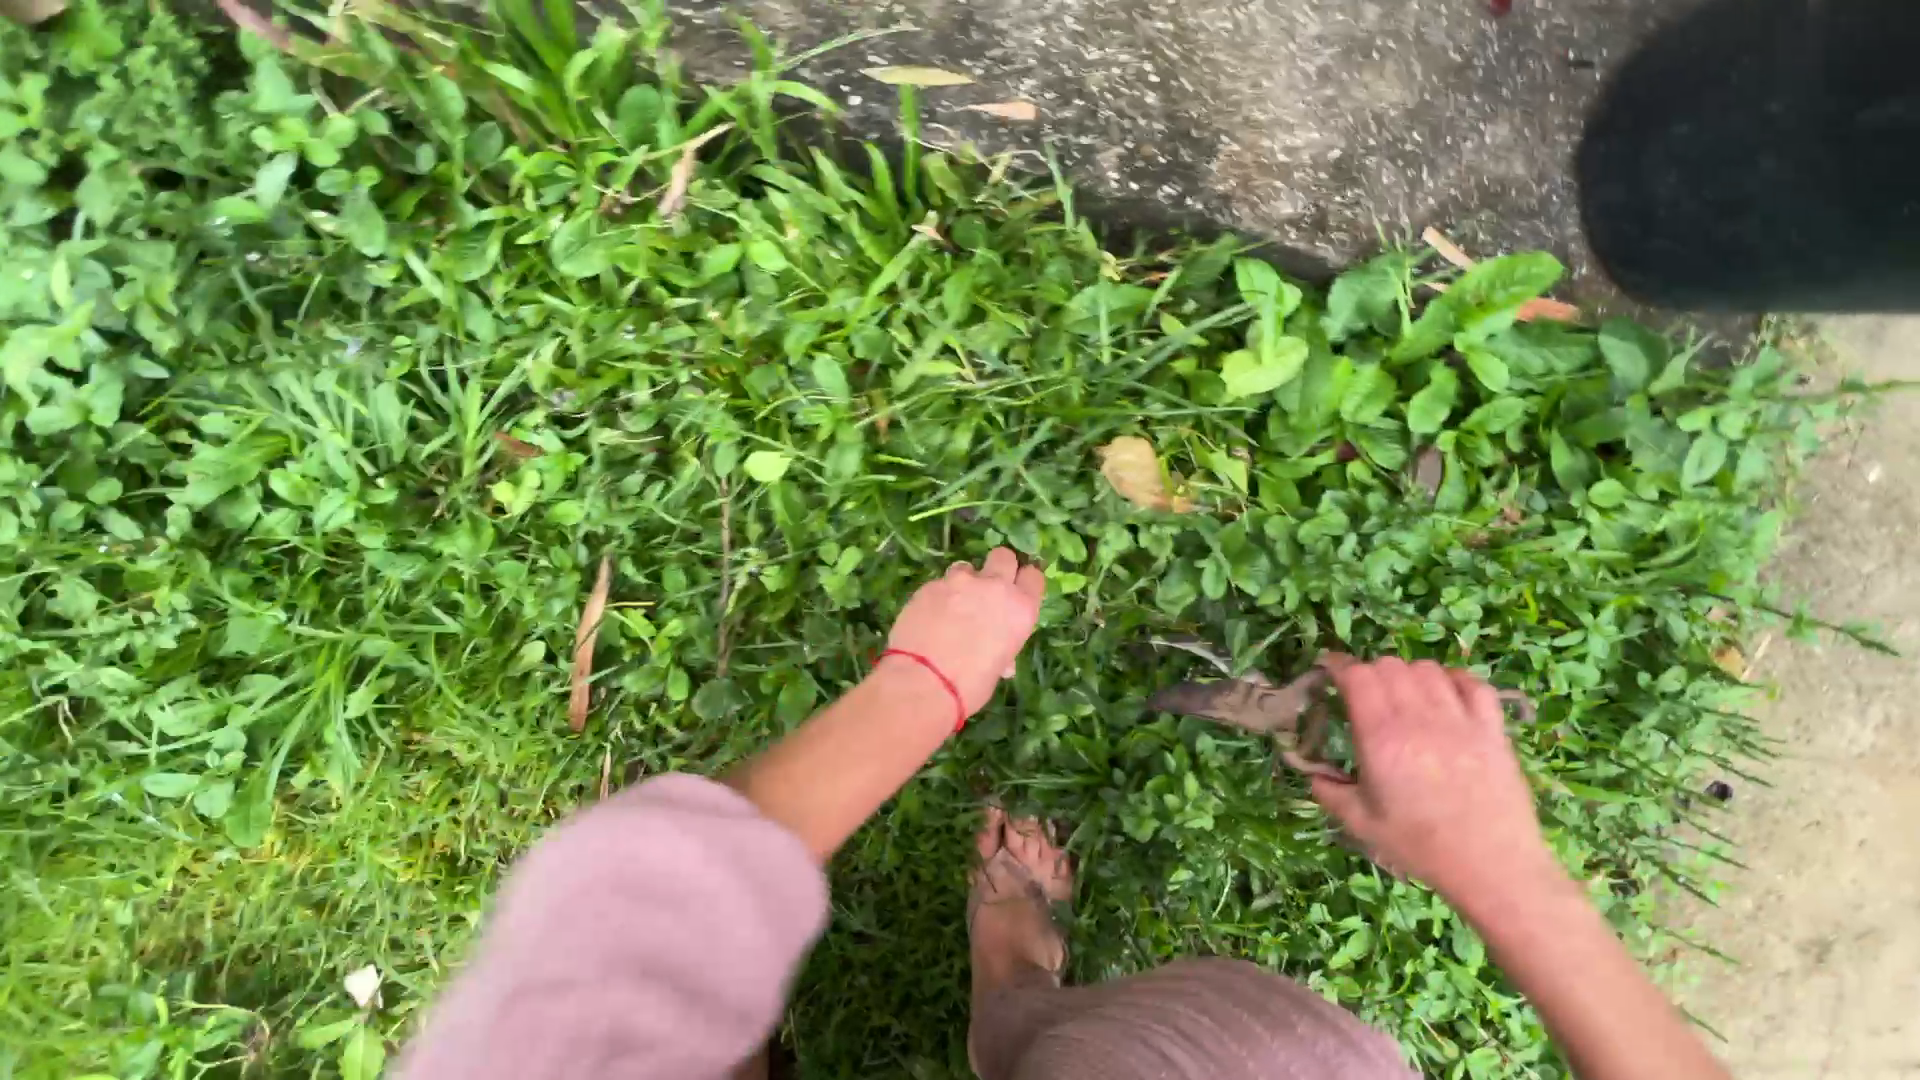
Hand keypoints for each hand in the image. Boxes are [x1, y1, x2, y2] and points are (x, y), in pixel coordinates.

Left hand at [884, 548, 1044, 714]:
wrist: (924, 682)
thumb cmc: (971, 686)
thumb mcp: (997, 668)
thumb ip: (1002, 648)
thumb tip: (1001, 658)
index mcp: (1020, 609)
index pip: (1033, 577)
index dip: (1025, 581)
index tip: (1017, 590)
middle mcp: (995, 587)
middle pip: (1003, 556)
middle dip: (997, 566)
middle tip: (987, 587)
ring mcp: (960, 582)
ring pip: (966, 566)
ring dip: (963, 581)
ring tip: (952, 604)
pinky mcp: (930, 585)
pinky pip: (939, 583)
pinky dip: (938, 596)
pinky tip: (928, 616)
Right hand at [1310, 658, 1560, 904]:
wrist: (1493, 867)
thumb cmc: (1421, 846)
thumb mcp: (1360, 823)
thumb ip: (1328, 791)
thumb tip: (1312, 773)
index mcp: (1381, 738)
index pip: (1357, 676)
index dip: (1339, 665)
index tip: (1329, 669)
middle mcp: (1419, 719)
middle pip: (1389, 665)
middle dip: (1369, 671)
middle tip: (1363, 691)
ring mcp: (1460, 721)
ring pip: (1427, 669)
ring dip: (1408, 673)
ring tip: (1403, 693)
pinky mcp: (1493, 731)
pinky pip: (1474, 684)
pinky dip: (1454, 680)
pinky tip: (1446, 694)